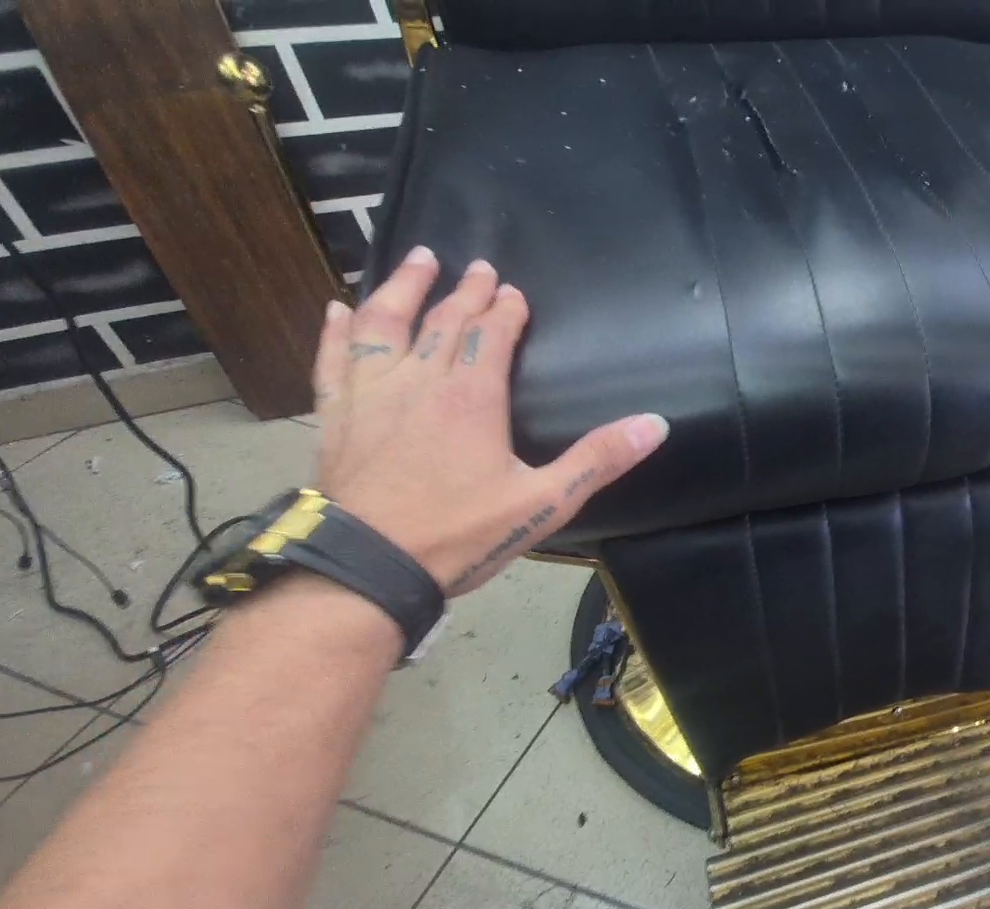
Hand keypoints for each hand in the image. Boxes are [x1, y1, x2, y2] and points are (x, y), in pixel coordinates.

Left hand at [311, 247, 667, 594]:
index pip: (492, 336)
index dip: (505, 310)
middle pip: (444, 321)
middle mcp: (420, 381)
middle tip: (477, 266)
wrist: (370, 567)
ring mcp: (371, 394)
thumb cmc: (462, 534)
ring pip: (384, 323)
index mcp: (473, 398)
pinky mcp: (338, 415)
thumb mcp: (546, 503)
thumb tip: (655, 424)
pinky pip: (334, 359)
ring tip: (418, 260)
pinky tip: (339, 309)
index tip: (513, 290)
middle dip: (464, 291)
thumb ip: (600, 460)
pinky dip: (337, 330)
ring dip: (403, 288)